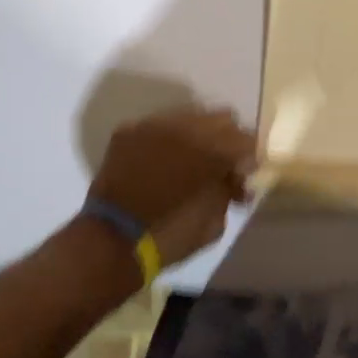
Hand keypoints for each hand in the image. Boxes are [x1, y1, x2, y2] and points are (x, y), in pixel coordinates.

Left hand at [87, 107, 254, 266]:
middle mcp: (184, 126)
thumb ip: (228, 192)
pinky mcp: (129, 130)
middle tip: (220, 166)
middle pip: (220, 118)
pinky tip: (161, 162)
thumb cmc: (167, 238)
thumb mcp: (212, 224)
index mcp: (210, 150)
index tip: (241, 176)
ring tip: (190, 161)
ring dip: (196, 135)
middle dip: (226, 140)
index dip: (248, 158)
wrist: (109, 242)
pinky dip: (166, 141)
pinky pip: (157, 127)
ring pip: (188, 116)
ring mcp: (153, 124)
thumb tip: (232, 179)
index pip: (245, 138)